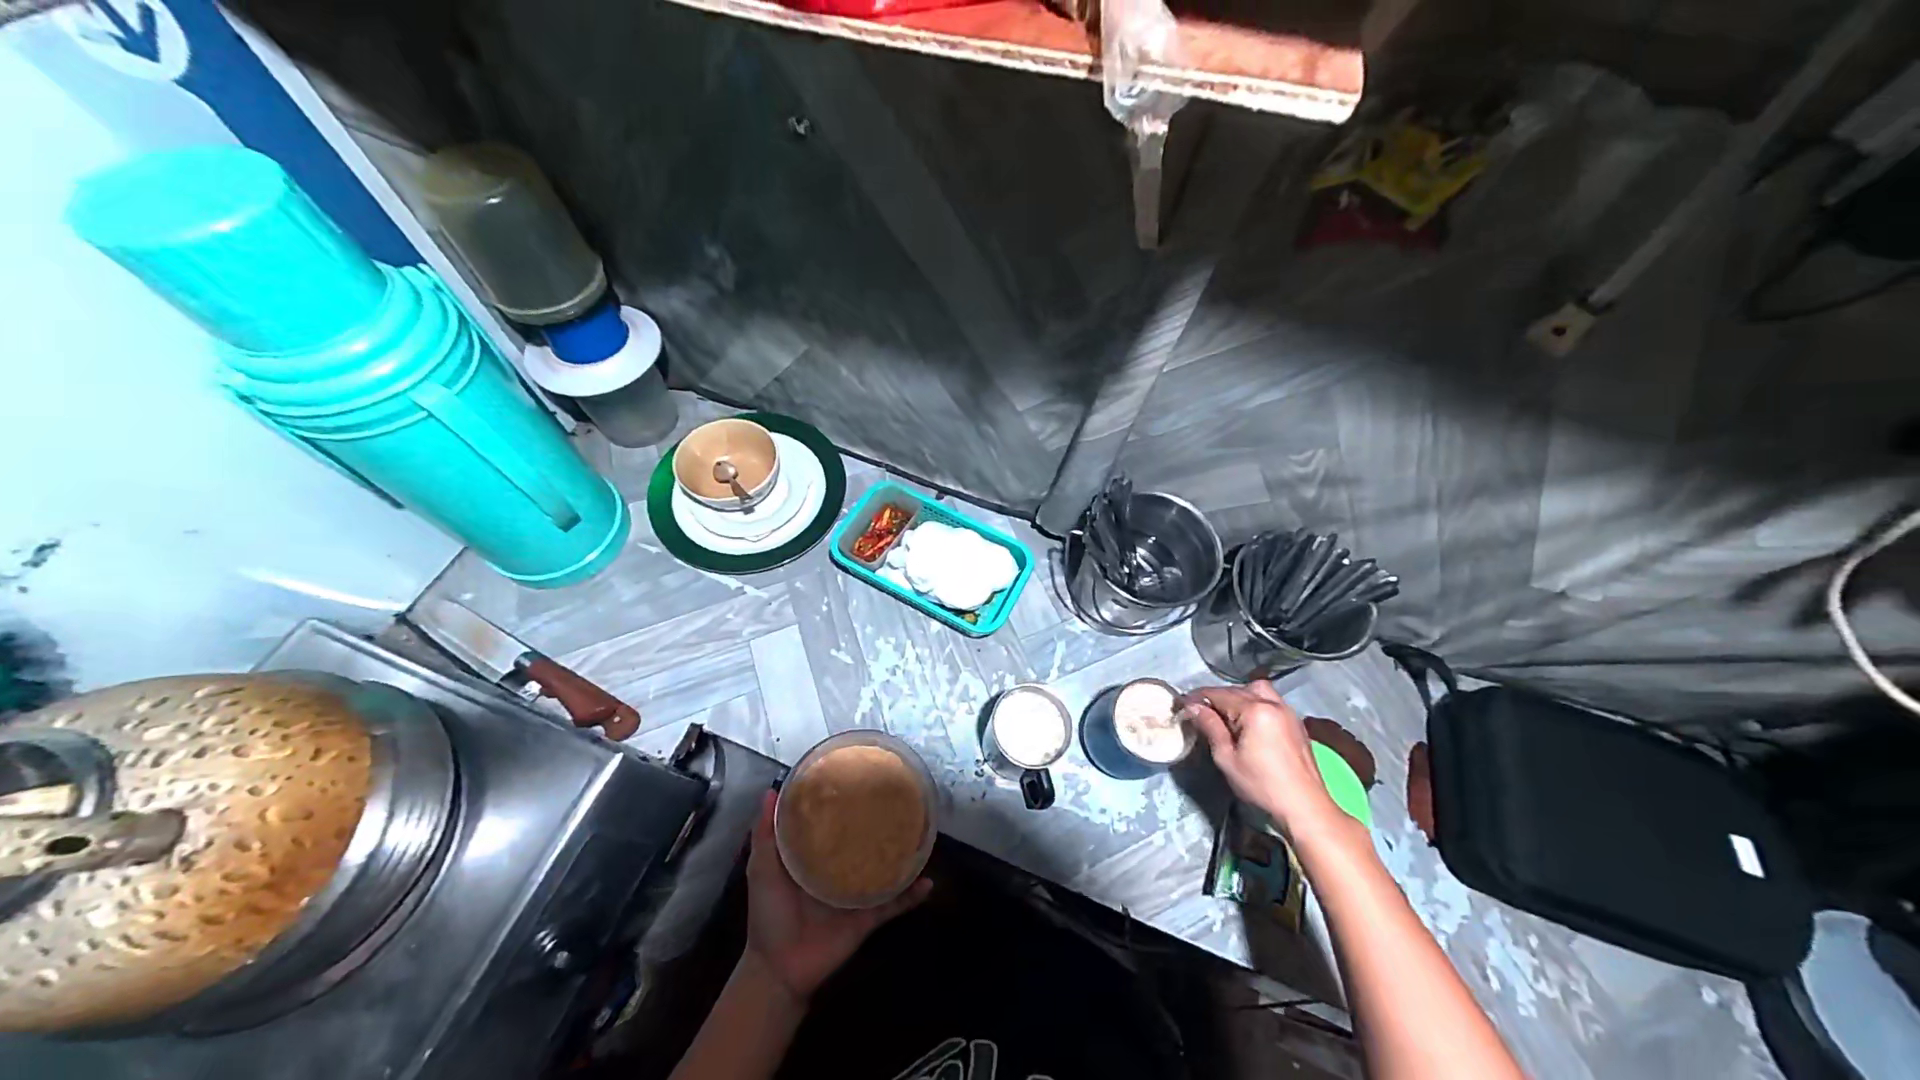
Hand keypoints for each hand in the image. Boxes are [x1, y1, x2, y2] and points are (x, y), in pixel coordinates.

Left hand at [742, 790, 930, 1002]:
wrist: (779, 968)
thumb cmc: (768, 914)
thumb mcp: (762, 869)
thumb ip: (766, 834)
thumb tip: (772, 790)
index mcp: (813, 856)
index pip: (832, 824)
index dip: (841, 804)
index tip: (855, 777)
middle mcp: (838, 870)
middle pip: (863, 843)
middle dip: (878, 825)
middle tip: (896, 799)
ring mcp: (856, 892)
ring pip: (884, 869)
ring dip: (902, 855)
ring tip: (921, 832)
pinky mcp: (868, 917)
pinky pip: (894, 904)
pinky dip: (911, 896)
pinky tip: (928, 882)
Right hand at [1178, 682, 1342, 839]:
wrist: (1304, 806)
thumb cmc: (1262, 785)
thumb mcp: (1226, 758)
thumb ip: (1210, 726)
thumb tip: (1193, 707)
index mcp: (1255, 710)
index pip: (1219, 694)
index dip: (1197, 698)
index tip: (1182, 705)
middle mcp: (1273, 703)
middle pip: (1238, 689)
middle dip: (1217, 696)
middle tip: (1201, 712)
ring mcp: (1288, 712)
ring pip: (1258, 690)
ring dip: (1239, 696)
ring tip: (1227, 715)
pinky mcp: (1296, 724)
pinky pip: (1272, 701)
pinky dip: (1256, 703)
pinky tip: (1249, 722)